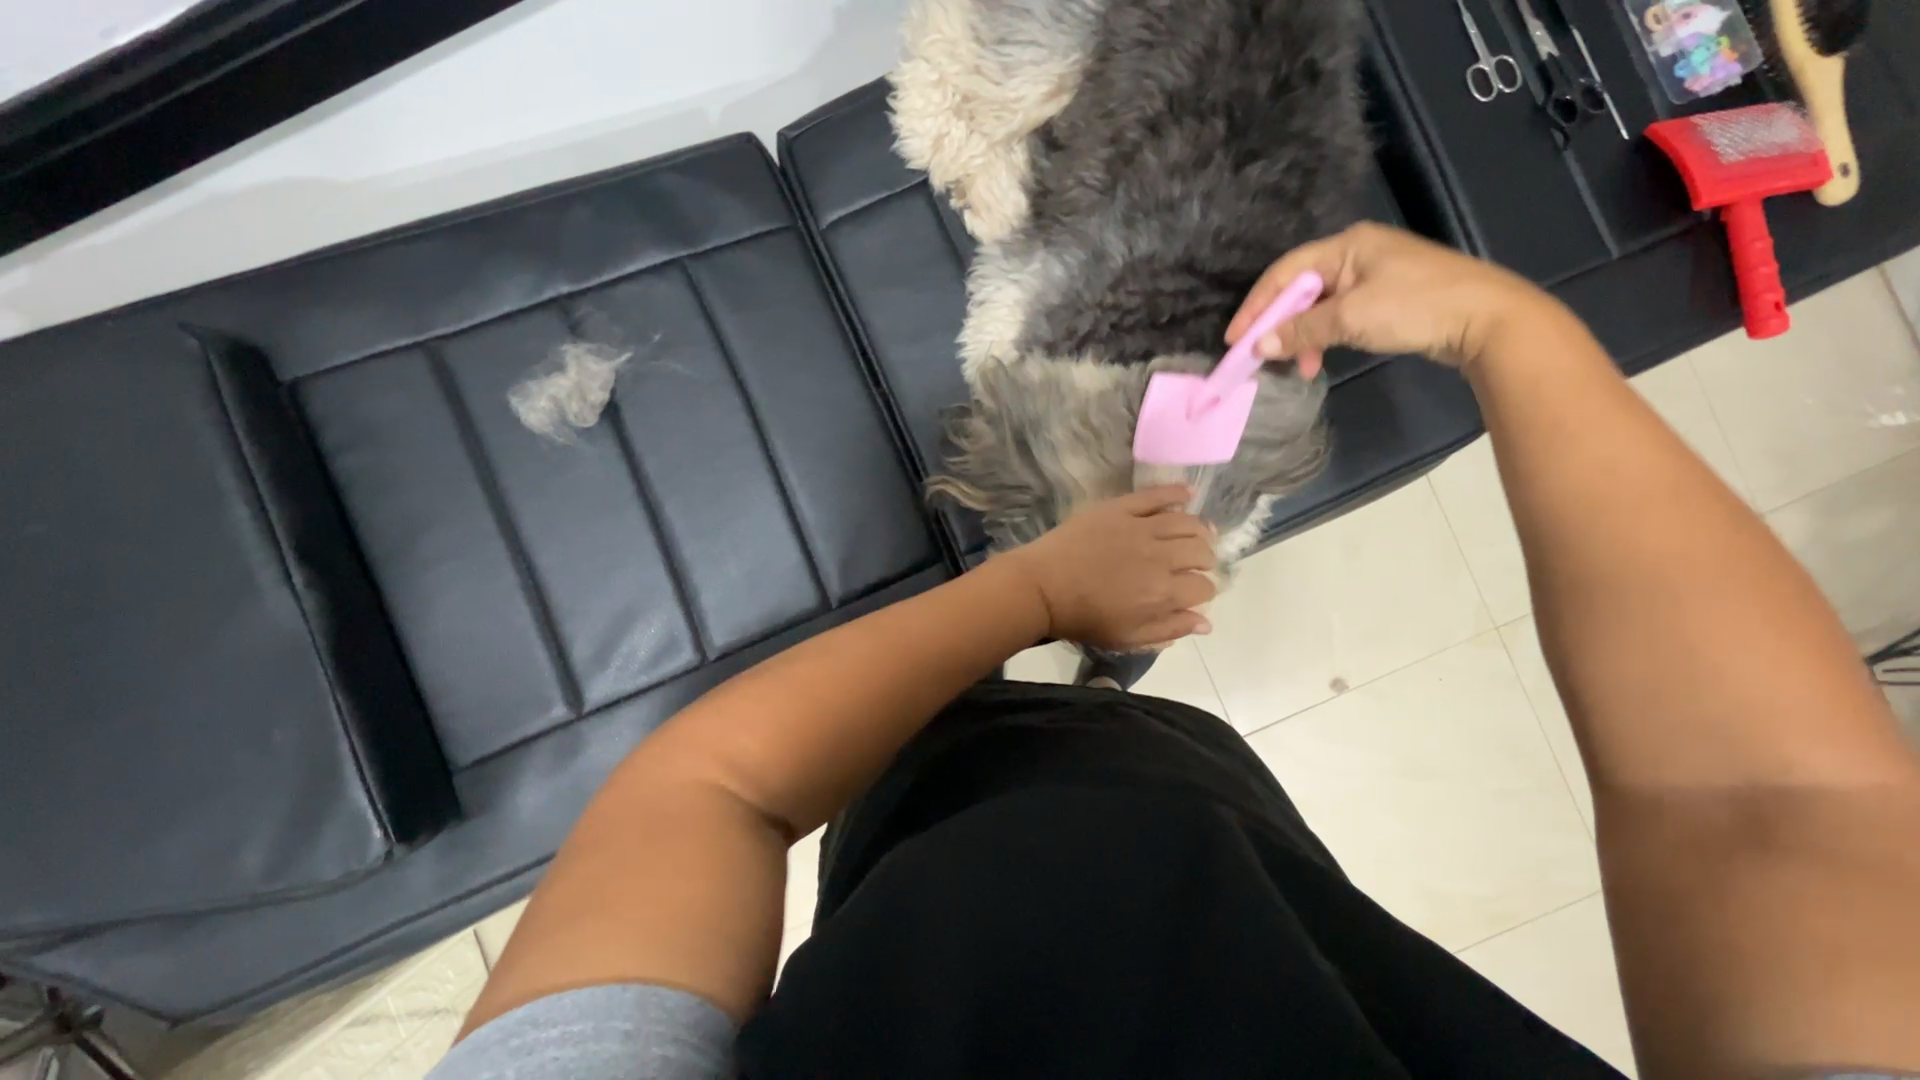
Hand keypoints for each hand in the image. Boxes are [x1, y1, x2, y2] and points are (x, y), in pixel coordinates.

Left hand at [996, 487, 1218, 650]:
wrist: (1041, 587)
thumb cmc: (1082, 617)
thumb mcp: (1127, 637)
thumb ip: (1169, 629)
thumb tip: (1205, 623)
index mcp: (1163, 593)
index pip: (1203, 587)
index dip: (1204, 591)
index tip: (1194, 591)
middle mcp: (1160, 557)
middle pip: (1201, 551)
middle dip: (1206, 560)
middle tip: (1197, 563)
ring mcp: (1141, 528)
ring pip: (1187, 522)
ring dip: (1200, 529)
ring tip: (1200, 534)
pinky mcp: (1120, 508)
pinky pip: (1156, 495)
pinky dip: (1177, 492)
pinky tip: (1189, 494)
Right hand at [1226, 223, 1557, 372]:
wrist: (1487, 319)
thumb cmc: (1415, 306)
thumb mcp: (1351, 318)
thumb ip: (1302, 329)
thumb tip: (1260, 345)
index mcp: (1347, 245)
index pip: (1285, 272)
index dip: (1256, 305)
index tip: (1235, 338)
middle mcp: (1357, 253)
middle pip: (1300, 288)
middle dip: (1278, 324)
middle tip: (1261, 356)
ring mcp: (1374, 275)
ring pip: (1319, 306)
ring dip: (1302, 336)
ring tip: (1298, 367)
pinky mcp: (1387, 298)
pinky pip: (1340, 316)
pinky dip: (1324, 337)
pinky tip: (1320, 359)